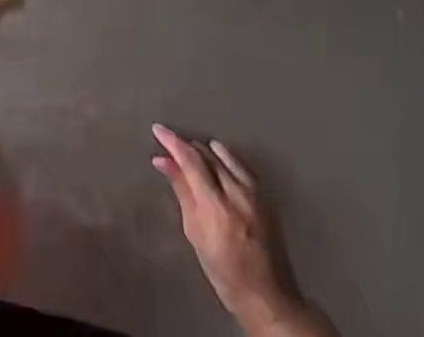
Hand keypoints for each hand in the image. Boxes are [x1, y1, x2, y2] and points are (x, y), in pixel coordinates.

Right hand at [151, 124, 291, 318]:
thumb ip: (181, 191)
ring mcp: (254, 194)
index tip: (157, 129)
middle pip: (208, 155)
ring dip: (205, 150)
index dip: (172, 141)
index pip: (191, 161)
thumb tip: (162, 160)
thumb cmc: (222, 269)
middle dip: (186, 146)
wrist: (266, 293)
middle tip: (169, 147)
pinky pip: (240, 166)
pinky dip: (224, 159)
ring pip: (225, 156)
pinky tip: (216, 161)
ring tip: (191, 153)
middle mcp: (237, 194)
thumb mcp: (194, 232)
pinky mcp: (264, 197)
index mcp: (216, 206)